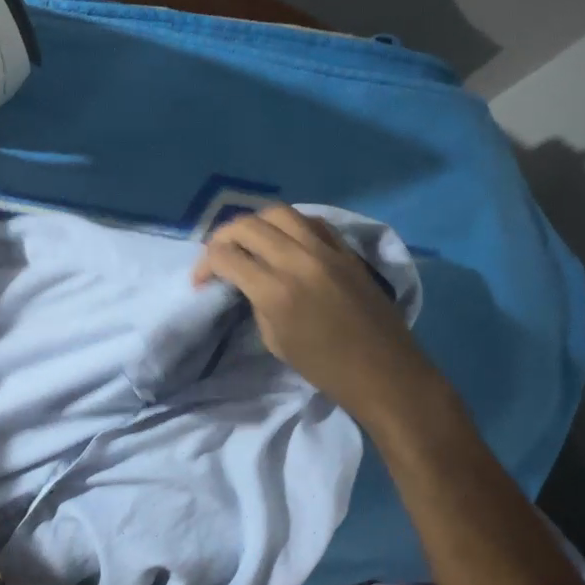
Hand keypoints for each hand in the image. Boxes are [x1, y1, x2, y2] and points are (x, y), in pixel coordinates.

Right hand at [194, 203, 444, 427]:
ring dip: (255, 223)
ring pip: (278, 212)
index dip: (205, 265)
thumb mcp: (274, 340)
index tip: (202, 281)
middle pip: (247, 226)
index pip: (225, 256)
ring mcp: (326, 251)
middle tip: (218, 256)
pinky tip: (285, 241)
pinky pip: (311, 222)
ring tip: (250, 242)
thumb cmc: (324, 367)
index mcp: (275, 290)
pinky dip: (290, 226)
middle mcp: (298, 260)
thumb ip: (257, 302)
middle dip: (222, 237)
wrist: (383, 371)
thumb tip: (249, 282)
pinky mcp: (347, 251)